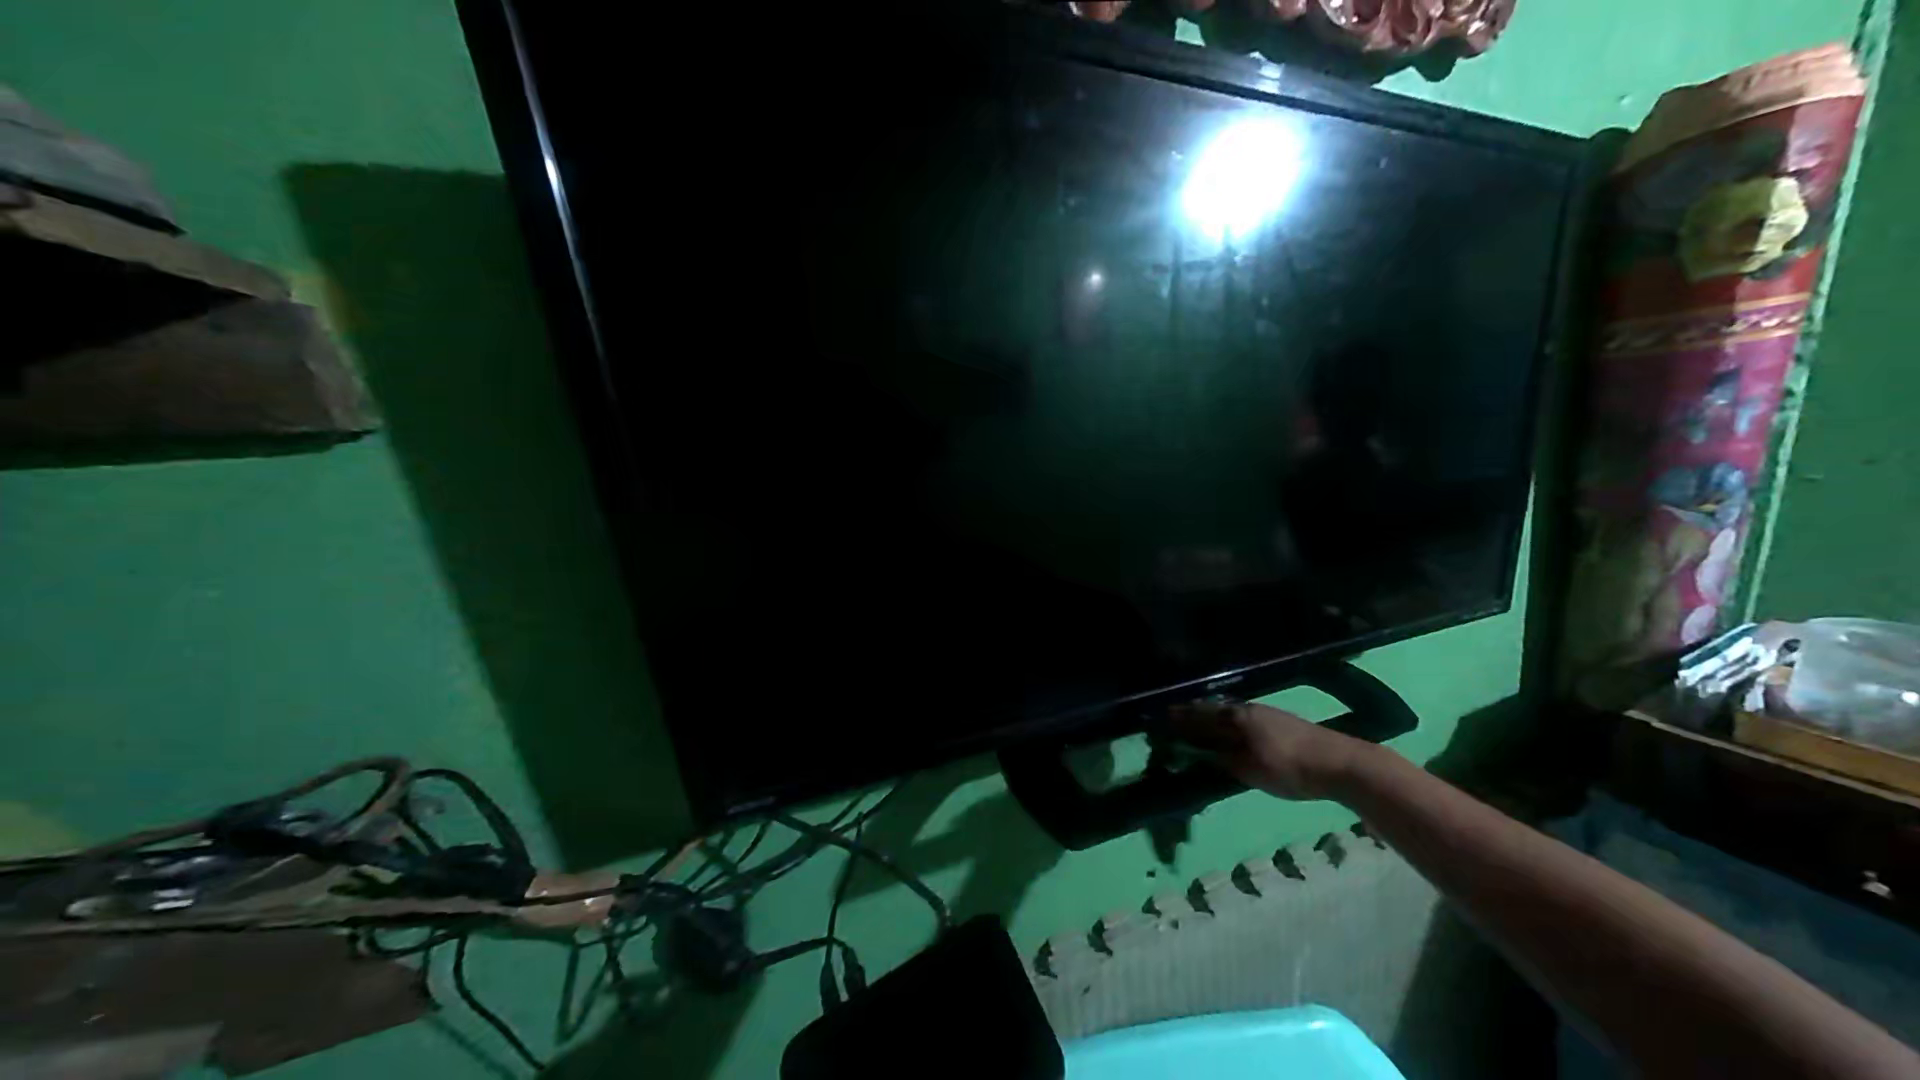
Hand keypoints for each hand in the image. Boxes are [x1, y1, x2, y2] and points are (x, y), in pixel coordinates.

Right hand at [1171, 700, 1373, 800]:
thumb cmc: (1290, 768)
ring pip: (1228, 712)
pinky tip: (1228, 725)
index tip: (1161, 718)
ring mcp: (1265, 713)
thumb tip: (1198, 752)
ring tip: (1195, 719)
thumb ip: (1222, 759)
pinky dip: (1225, 719)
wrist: (1340, 763)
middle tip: (1172, 716)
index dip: (1181, 719)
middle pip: (1212, 710)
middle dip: (1192, 714)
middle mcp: (1247, 709)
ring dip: (1209, 715)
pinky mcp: (1279, 721)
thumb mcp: (1250, 770)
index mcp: (1236, 718)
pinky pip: (1240, 716)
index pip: (1200, 717)